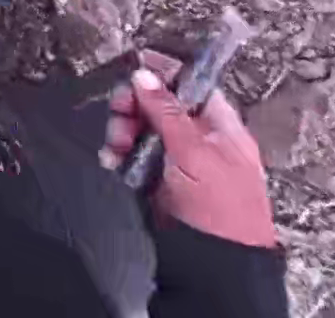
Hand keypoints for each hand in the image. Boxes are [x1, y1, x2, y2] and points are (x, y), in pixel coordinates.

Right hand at [100, 70, 278, 248]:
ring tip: (116, 142)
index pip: (190, 85)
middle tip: (120, 109)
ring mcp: (178, 160)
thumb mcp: (194, 152)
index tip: (138, 64)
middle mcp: (199, 140)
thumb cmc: (220, 212)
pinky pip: (132, 153)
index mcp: (221, 128)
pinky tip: (113, 158)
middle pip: (159, 104)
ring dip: (123, 129)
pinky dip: (119, 152)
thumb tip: (144, 75)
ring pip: (141, 127)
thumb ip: (166, 111)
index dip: (165, 72)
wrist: (213, 271)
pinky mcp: (158, 179)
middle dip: (135, 104)